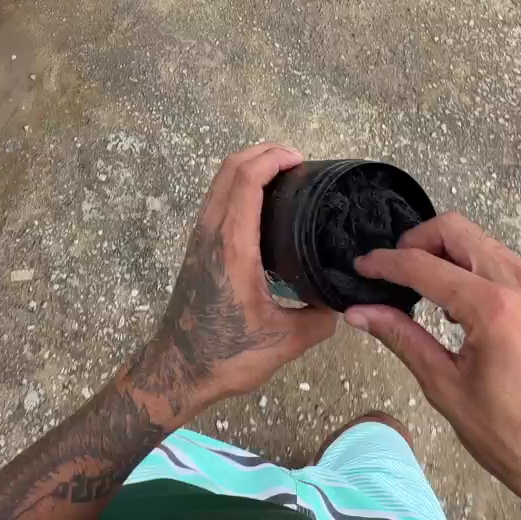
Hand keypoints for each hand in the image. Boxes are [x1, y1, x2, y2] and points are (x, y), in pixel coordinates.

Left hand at [133, 144, 336, 416]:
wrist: (178, 368)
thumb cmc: (227, 354)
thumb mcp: (284, 340)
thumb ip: (320, 318)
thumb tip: (342, 300)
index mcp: (233, 245)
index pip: (247, 180)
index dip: (272, 159)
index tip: (300, 159)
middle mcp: (212, 231)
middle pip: (230, 168)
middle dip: (262, 152)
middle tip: (296, 160)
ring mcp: (201, 235)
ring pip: (220, 180)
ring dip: (248, 165)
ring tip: (283, 174)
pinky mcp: (198, 245)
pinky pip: (217, 197)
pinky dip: (238, 183)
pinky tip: (263, 202)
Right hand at [344, 213, 520, 519]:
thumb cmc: (520, 442)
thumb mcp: (447, 390)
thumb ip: (401, 338)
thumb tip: (359, 312)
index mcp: (496, 310)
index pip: (423, 265)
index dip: (384, 263)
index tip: (361, 267)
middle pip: (455, 230)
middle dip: (416, 241)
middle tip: (393, 270)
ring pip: (481, 241)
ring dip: (445, 252)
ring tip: (424, 289)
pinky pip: (504, 262)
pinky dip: (473, 267)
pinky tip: (461, 303)